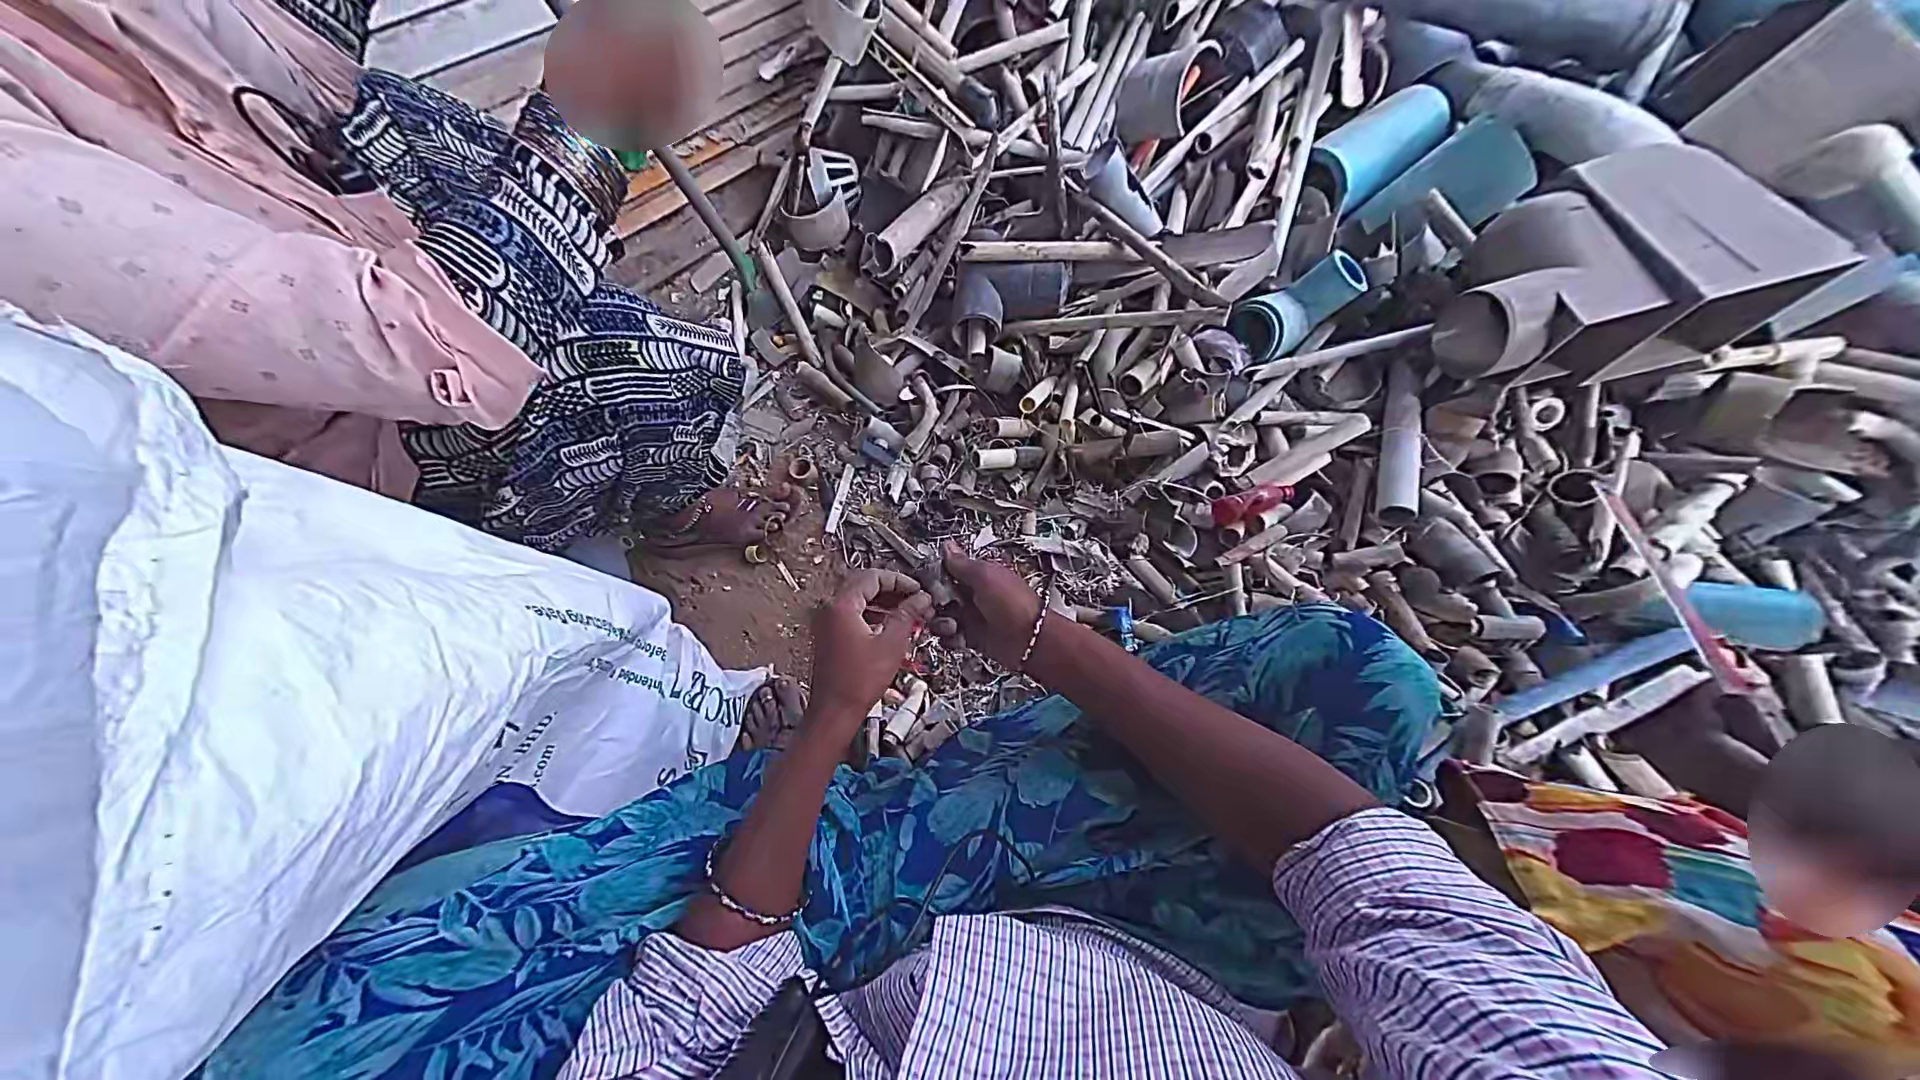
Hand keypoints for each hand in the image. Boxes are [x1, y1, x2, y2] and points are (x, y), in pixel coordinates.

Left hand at [809, 570, 932, 728]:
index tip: (916, 589)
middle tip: (914, 598)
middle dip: (892, 590)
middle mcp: (830, 610)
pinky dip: (873, 615)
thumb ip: (907, 615)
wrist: (835, 712)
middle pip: (864, 585)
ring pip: (859, 600)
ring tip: (908, 612)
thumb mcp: (891, 644)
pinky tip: (892, 626)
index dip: (898, 580)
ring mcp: (828, 623)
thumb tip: (920, 598)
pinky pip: (854, 615)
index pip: (872, 577)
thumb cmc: (857, 682)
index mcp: (841, 606)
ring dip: (884, 603)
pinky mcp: (831, 636)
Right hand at [940, 544, 1042, 668]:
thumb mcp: (986, 576)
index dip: (932, 578)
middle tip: (937, 608)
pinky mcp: (971, 636)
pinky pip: (949, 636)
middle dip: (933, 603)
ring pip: (940, 616)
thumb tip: (947, 547)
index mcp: (977, 574)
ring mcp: (971, 616)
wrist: (1030, 641)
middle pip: (938, 596)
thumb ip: (963, 563)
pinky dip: (949, 638)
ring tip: (952, 625)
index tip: (927, 586)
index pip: (945, 571)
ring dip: (940, 622)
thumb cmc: (1015, 605)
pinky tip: (958, 637)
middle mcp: (972, 594)